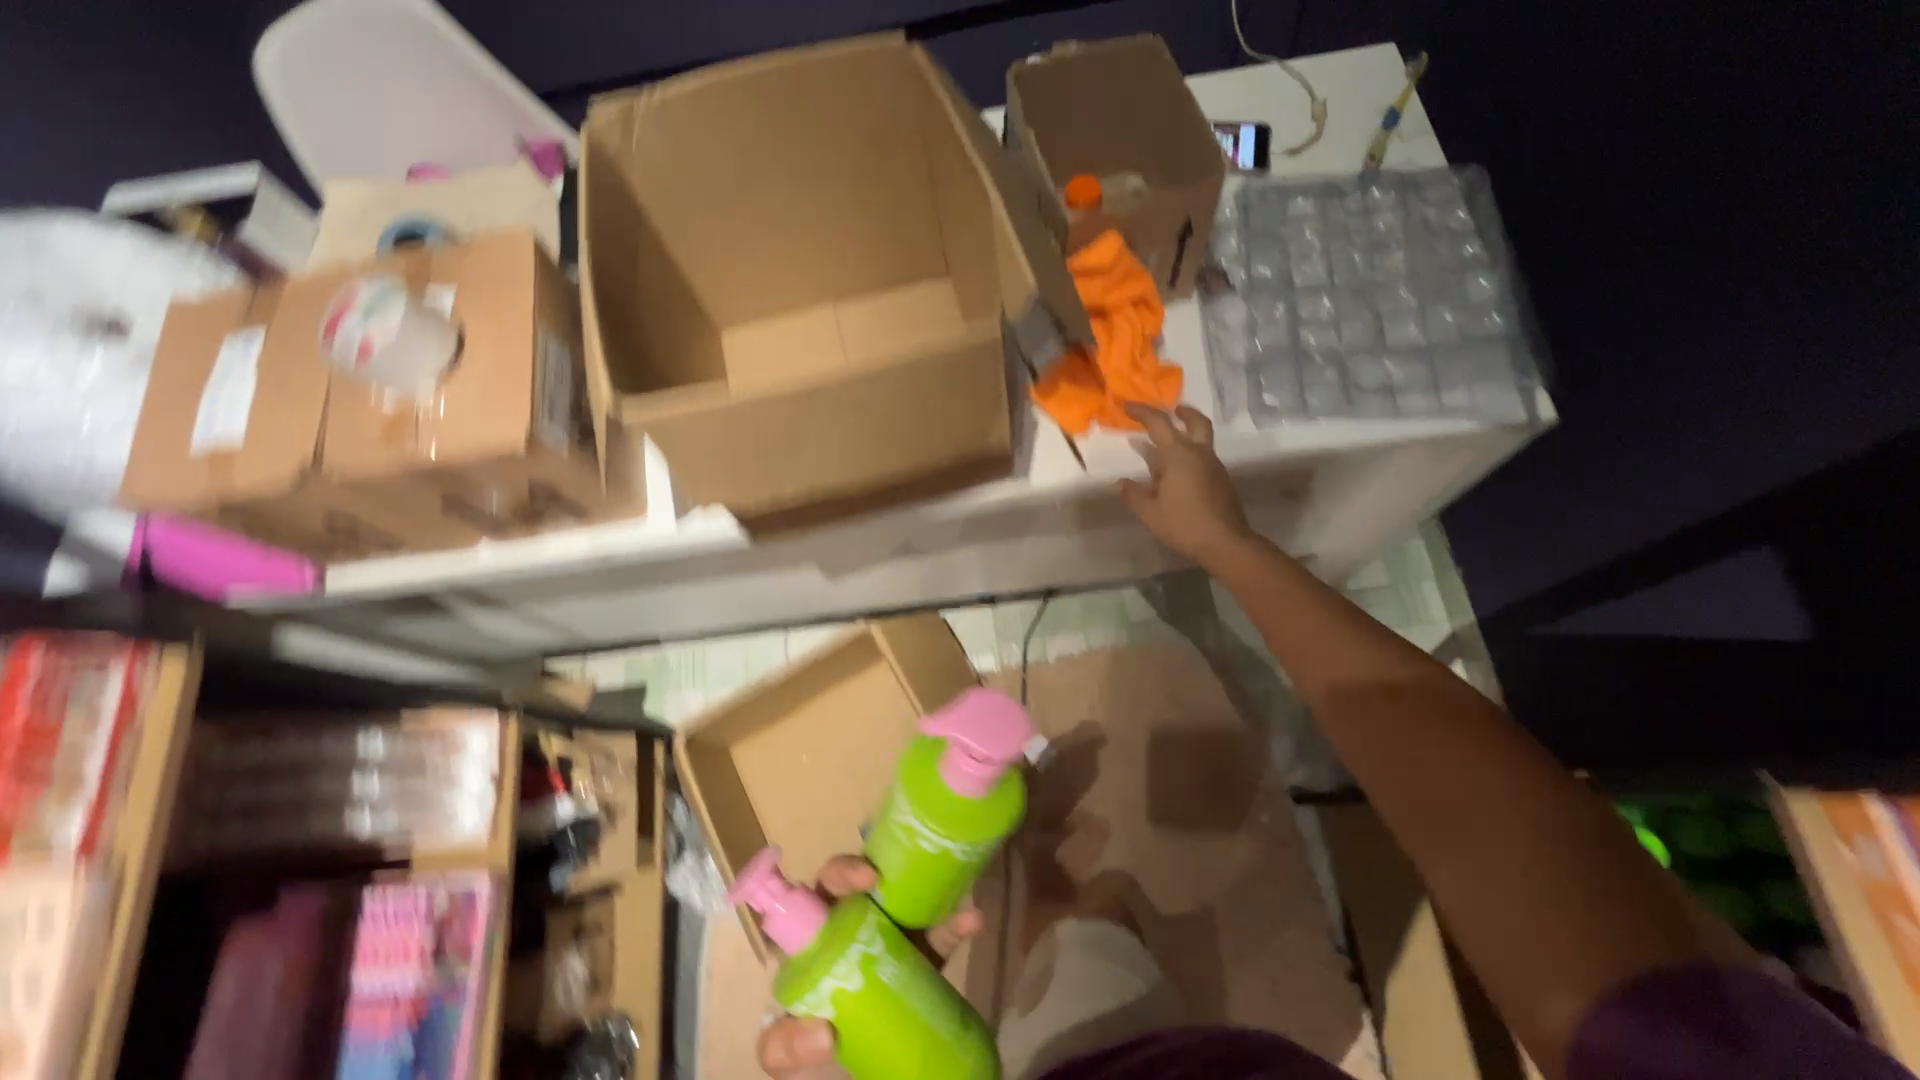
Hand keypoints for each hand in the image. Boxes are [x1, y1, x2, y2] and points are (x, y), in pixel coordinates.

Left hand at [757, 856, 984, 1078]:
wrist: (859, 1072)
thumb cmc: (810, 1056)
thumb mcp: (787, 1053)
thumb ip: (787, 1047)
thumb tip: (825, 1033)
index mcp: (814, 943)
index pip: (817, 894)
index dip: (838, 875)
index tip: (864, 877)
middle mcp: (848, 930)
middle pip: (856, 886)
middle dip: (871, 869)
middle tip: (887, 878)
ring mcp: (886, 942)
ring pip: (902, 902)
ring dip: (927, 892)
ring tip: (958, 905)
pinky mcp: (919, 961)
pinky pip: (938, 937)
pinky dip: (955, 927)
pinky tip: (972, 921)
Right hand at [1116, 404, 1254, 564]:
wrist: (1226, 542)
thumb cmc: (1184, 524)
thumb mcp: (1150, 513)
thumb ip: (1134, 494)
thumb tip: (1121, 483)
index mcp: (1179, 455)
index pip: (1158, 423)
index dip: (1141, 411)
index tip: (1126, 406)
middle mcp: (1200, 454)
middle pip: (1196, 422)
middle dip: (1183, 413)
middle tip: (1172, 411)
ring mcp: (1214, 466)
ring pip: (1201, 440)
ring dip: (1186, 435)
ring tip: (1165, 448)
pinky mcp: (1221, 480)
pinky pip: (1203, 458)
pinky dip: (1190, 455)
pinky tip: (1176, 473)